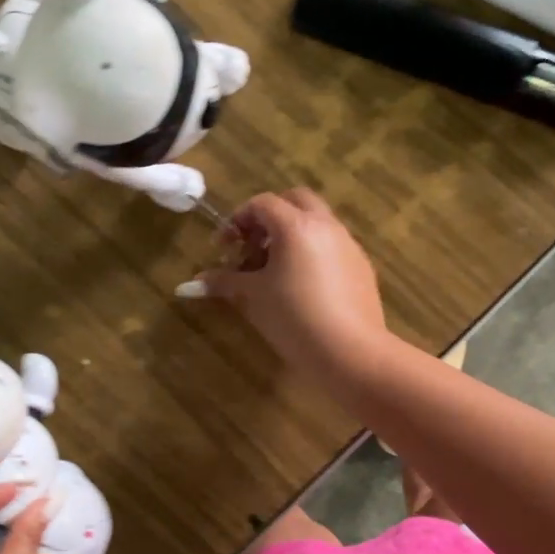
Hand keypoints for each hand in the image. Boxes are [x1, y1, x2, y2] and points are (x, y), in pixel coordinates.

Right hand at [188, 189, 390, 377]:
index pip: (261, 204)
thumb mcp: (252, 298)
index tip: (224, 247)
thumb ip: (224, 282)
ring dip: (291, 235)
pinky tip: (302, 287)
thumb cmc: (293, 318)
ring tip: (274, 271)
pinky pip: (332, 246)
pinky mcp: (361, 266)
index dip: (237, 220)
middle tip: (252, 247)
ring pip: (316, 222)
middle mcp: (325, 226)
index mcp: (295, 225)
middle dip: (268, 217)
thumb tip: (193, 283)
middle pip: (294, 201)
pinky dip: (312, 252)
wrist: (350, 352)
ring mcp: (348, 244)